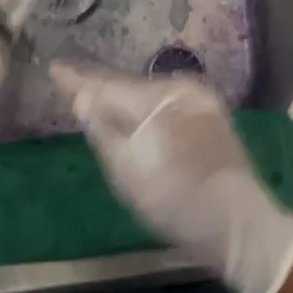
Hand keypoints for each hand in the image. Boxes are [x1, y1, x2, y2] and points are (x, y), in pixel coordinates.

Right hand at [51, 63, 292, 292]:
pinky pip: (171, 108)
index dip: (78, 81)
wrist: (239, 223)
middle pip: (131, 89)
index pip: (107, 86)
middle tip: (78, 94)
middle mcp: (182, 89)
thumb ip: (101, 128)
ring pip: (153, 98)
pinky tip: (143, 125)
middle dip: (105, 93)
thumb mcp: (126, 169)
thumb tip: (82, 96)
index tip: (54, 68)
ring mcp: (203, 102)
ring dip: (129, 104)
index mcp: (157, 97)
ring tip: (106, 110)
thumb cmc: (174, 199)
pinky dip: (152, 114)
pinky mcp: (215, 119)